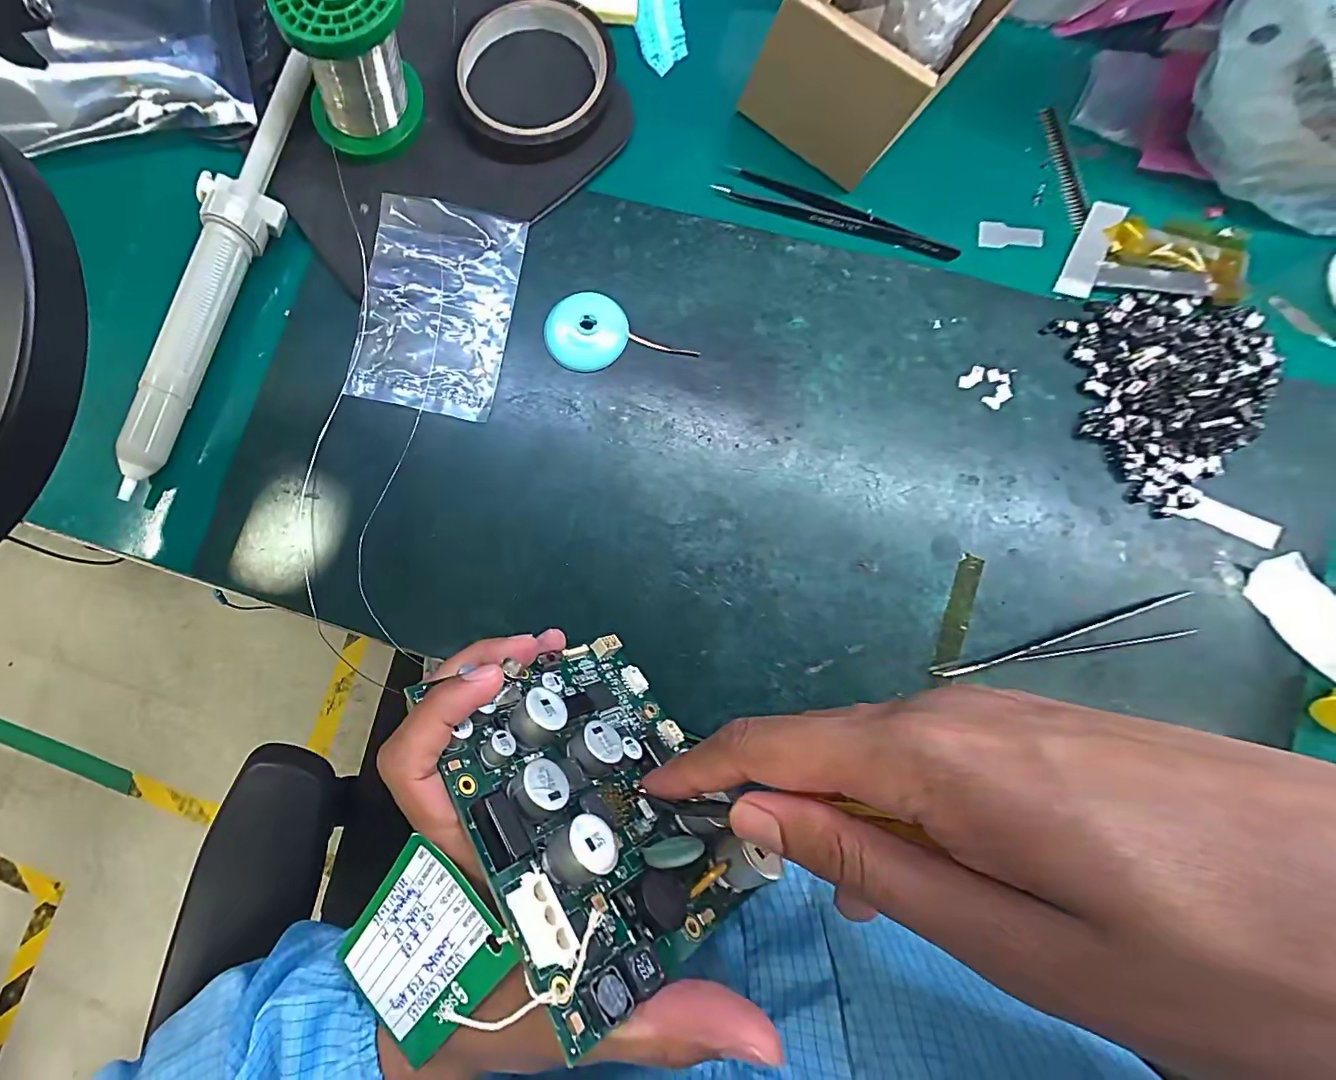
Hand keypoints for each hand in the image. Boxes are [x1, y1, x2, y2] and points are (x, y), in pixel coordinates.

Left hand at [374, 632, 781, 1077]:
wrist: (449, 1031)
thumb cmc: (492, 1020)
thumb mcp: (568, 1019)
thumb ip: (651, 1023)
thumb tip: (759, 1034)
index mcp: (459, 853)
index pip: (410, 769)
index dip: (437, 715)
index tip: (492, 680)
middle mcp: (456, 817)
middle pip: (432, 723)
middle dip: (475, 670)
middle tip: (538, 647)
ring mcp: (467, 805)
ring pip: (455, 720)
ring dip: (493, 672)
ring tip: (547, 649)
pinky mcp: (486, 803)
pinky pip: (486, 738)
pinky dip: (510, 703)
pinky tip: (549, 686)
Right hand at [642, 684, 1335, 1079]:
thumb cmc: (1230, 966)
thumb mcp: (1024, 946)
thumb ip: (868, 865)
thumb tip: (751, 809)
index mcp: (928, 757)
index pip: (769, 744)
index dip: (700, 764)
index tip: (653, 790)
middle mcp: (943, 712)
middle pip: (811, 740)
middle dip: (765, 791)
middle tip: (751, 858)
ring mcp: (996, 711)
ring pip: (867, 746)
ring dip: (838, 802)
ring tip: (862, 883)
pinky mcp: (1038, 724)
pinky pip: (926, 749)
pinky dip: (896, 795)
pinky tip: (940, 852)